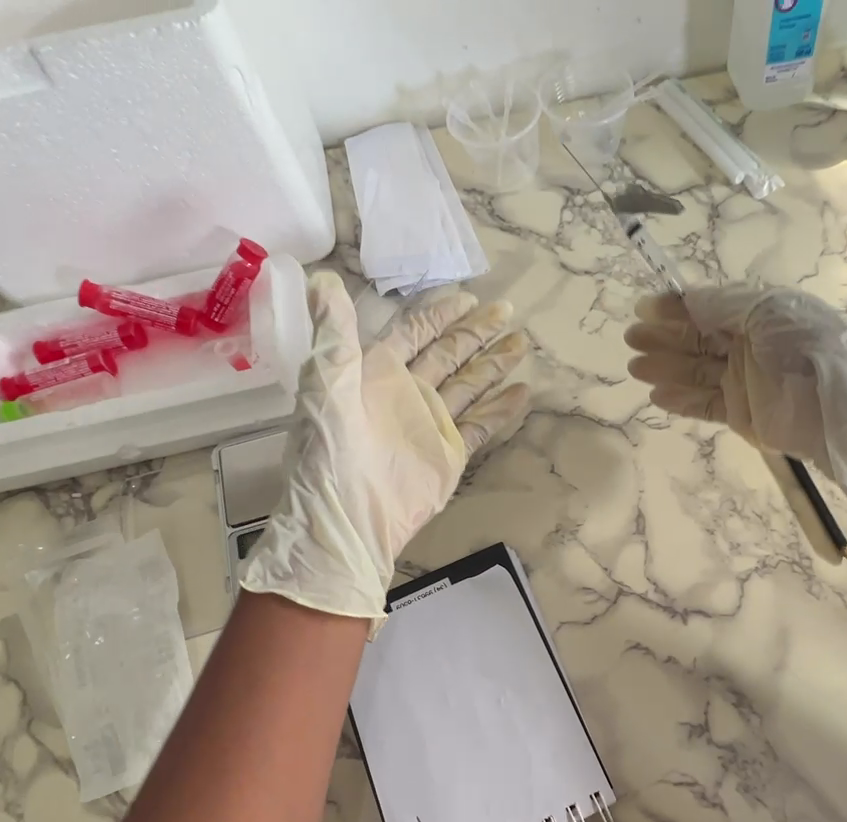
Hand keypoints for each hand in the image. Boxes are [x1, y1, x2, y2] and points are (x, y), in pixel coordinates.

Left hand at [242, 273, 530, 620]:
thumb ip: (333, 333)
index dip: (439, 315)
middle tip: (507, 311)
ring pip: (470, 385)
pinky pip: (481, 425)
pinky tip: (523, 391)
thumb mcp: (325, 385)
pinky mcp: (450, 454)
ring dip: (495, 364)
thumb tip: (323, 278)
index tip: (469, 297)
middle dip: (477, 332)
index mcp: (376, 373)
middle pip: (449, 354)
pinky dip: (501, 409)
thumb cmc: (329, 451)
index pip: (414, 334)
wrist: (347, 518)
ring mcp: (432, 424)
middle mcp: (407, 394)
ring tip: (523, 342)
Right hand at [624, 286, 846, 496]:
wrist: (839, 408)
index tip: (643, 309)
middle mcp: (748, 344)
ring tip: (636, 368)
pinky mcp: (742, 414)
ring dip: (666, 369)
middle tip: (631, 339)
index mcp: (757, 313)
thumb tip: (683, 299)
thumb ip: (721, 306)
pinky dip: (682, 401)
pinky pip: (705, 405)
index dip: (675, 308)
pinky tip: (658, 396)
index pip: (707, 307)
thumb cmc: (805, 349)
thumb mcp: (766, 313)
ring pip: (696, 372)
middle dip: (663, 338)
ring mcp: (743, 381)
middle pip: (697, 339)